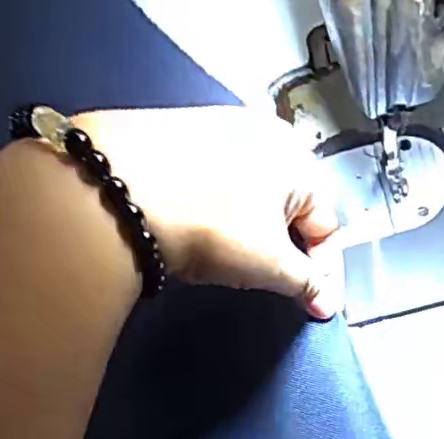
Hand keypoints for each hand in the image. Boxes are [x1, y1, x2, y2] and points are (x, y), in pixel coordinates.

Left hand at [71, 107, 343, 318]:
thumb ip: (308, 284)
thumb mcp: (271, 264)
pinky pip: (218, 186)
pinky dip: (220, 214)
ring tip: (232, 261)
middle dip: (288, 251)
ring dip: (254, 235)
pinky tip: (202, 234)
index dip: (323, 271)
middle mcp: (262, 133)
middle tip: (272, 283)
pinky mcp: (177, 137)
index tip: (311, 302)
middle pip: (292, 210)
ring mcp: (216, 130)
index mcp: (297, 157)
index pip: (328, 226)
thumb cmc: (212, 225)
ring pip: (254, 198)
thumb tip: (327, 304)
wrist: (116, 192)